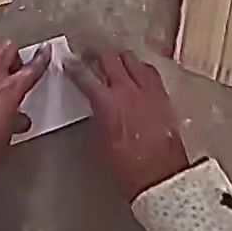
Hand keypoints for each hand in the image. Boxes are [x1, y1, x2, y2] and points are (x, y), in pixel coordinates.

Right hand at [68, 48, 189, 200]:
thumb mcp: (99, 143)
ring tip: (114, 62)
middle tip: (91, 56)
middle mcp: (127, 90)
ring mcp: (147, 89)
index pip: (84, 75)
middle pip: (109, 58)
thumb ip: (96, 117)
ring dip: (120, 58)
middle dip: (97, 54)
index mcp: (107, 102)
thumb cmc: (126, 166)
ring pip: (131, 59)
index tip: (69, 62)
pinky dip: (140, 68)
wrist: (160, 176)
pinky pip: (149, 71)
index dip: (74, 66)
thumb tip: (96, 107)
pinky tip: (137, 74)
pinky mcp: (162, 94)